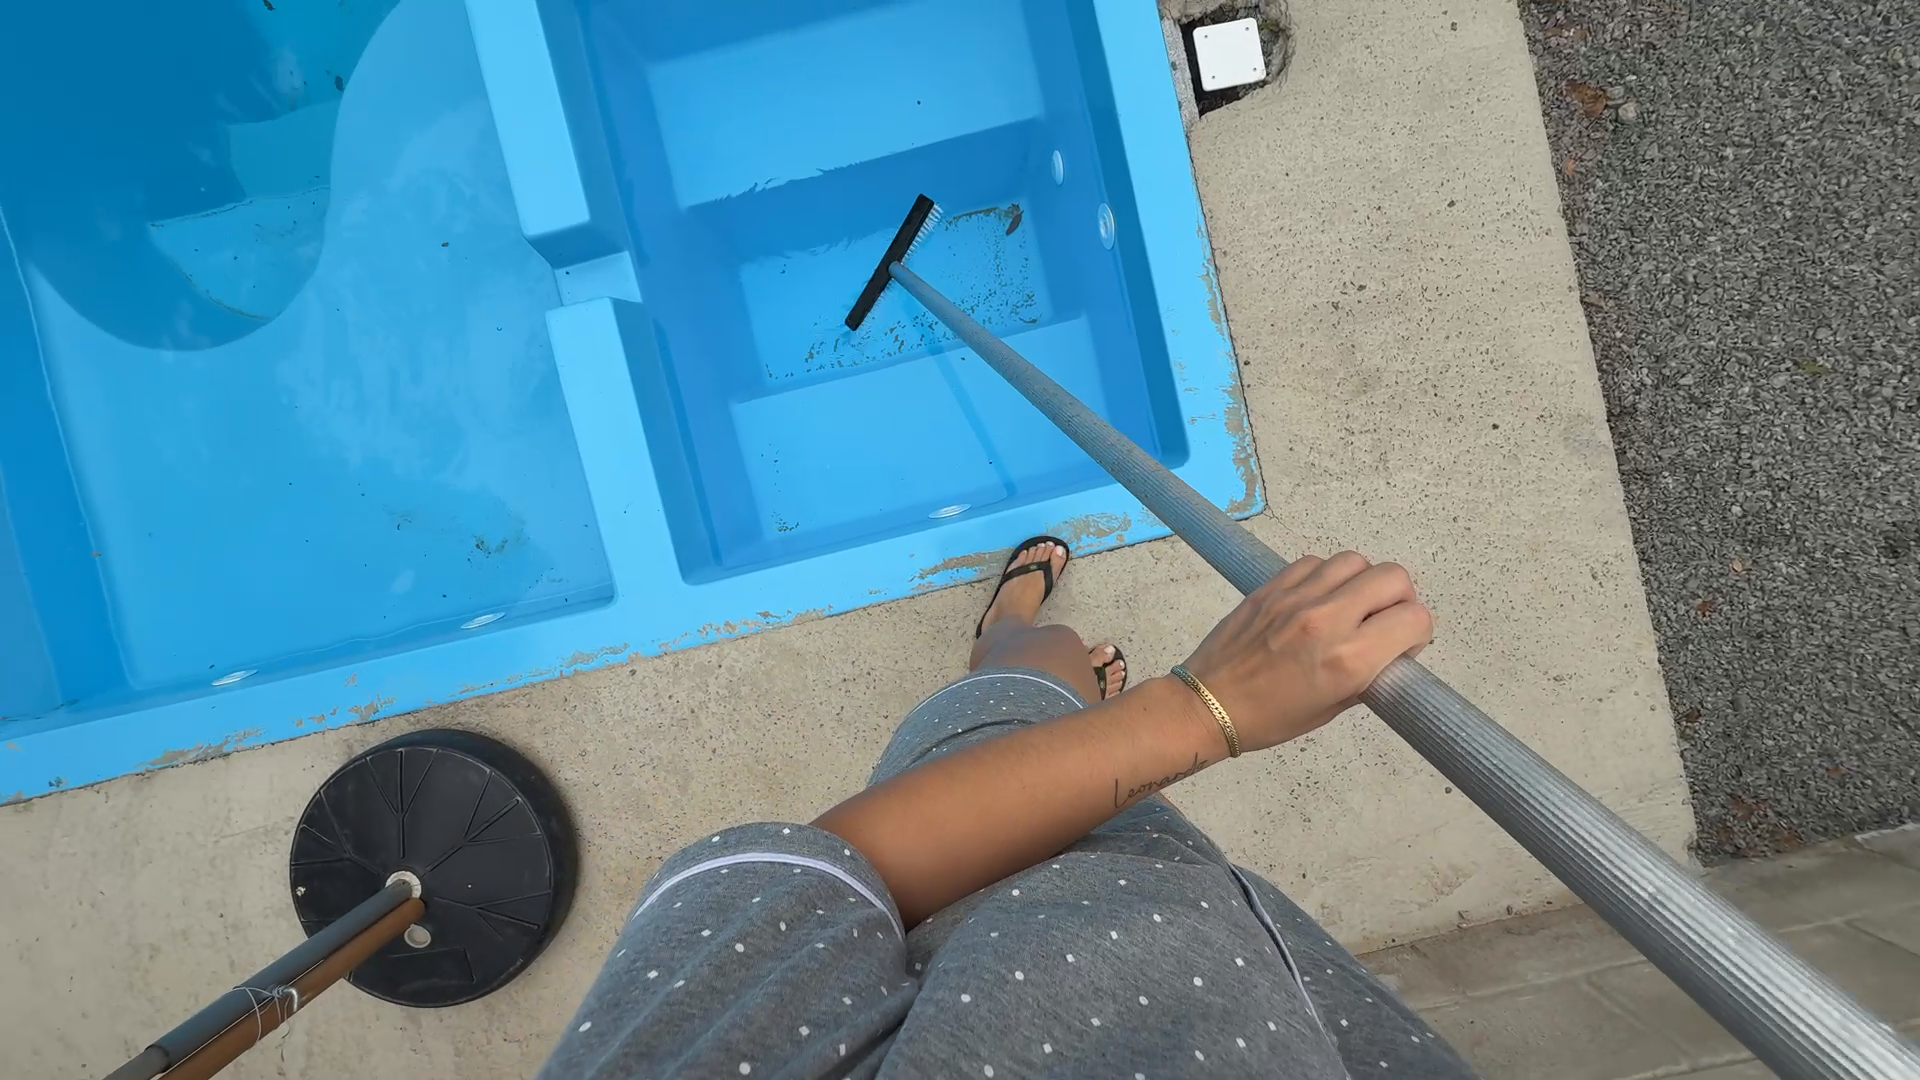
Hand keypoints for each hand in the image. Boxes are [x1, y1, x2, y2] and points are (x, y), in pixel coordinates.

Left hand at [1178, 552, 1432, 752]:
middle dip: (1398, 598)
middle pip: (1391, 577)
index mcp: (1348, 660)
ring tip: (1347, 607)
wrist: (1209, 702)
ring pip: (1353, 561)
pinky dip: (1323, 575)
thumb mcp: (1336, 706)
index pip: (1414, 618)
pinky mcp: (1269, 588)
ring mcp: (1294, 598)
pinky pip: (1312, 562)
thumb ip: (1371, 670)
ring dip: (1360, 581)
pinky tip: (1315, 599)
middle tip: (1381, 620)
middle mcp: (1325, 620)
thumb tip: (1391, 642)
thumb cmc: (1272, 716)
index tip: (1402, 644)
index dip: (1416, 631)